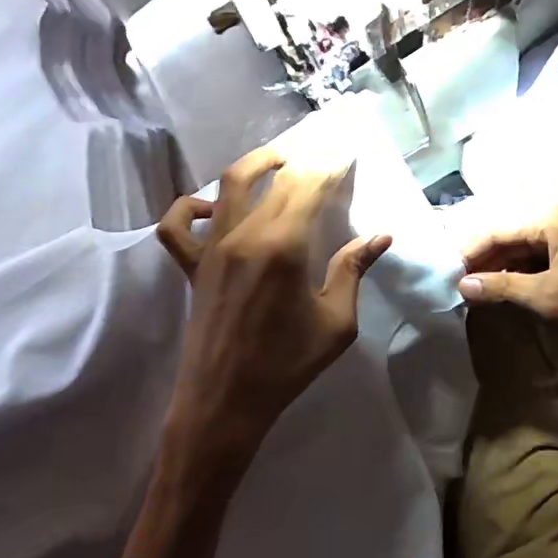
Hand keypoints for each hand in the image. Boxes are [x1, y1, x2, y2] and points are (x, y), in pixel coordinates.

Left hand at [154, 147, 391, 490]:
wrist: (226, 401)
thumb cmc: (287, 365)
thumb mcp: (336, 323)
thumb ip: (352, 272)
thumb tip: (379, 237)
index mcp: (284, 248)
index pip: (309, 188)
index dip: (329, 167)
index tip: (346, 156)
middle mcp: (244, 236)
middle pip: (274, 180)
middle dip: (302, 162)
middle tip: (322, 158)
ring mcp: (212, 249)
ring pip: (228, 186)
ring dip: (256, 166)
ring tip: (279, 161)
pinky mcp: (192, 266)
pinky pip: (177, 225)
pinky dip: (191, 206)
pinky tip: (213, 207)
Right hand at [458, 203, 557, 373]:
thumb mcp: (548, 297)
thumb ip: (501, 287)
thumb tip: (462, 285)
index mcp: (555, 215)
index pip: (498, 229)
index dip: (470, 254)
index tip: (448, 279)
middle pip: (513, 234)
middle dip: (487, 262)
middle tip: (463, 290)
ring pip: (530, 247)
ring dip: (506, 269)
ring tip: (483, 294)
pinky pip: (548, 256)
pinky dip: (529, 273)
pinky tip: (514, 292)